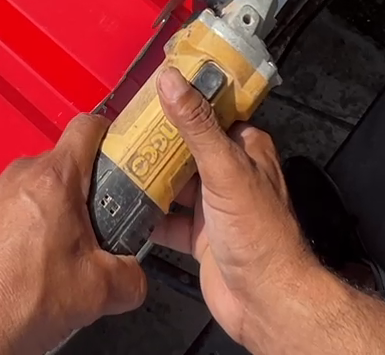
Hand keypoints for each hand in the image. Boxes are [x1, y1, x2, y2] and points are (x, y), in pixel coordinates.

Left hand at [0, 115, 146, 353]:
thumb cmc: (16, 305)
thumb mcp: (98, 292)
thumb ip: (130, 275)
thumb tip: (133, 276)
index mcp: (53, 179)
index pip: (88, 126)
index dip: (108, 134)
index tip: (118, 151)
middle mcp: (18, 176)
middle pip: (61, 164)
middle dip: (80, 192)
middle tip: (92, 229)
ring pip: (31, 187)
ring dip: (47, 211)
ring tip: (54, 256)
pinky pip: (4, 208)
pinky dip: (17, 228)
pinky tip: (23, 267)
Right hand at [150, 68, 322, 348]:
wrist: (266, 302)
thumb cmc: (260, 235)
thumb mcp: (224, 168)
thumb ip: (196, 124)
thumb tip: (173, 81)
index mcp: (245, 147)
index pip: (210, 110)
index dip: (183, 98)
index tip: (151, 89)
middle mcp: (231, 172)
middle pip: (187, 146)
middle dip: (158, 140)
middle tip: (124, 128)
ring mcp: (215, 205)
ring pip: (175, 181)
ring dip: (150, 176)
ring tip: (118, 162)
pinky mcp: (200, 235)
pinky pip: (169, 218)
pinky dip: (149, 214)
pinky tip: (127, 207)